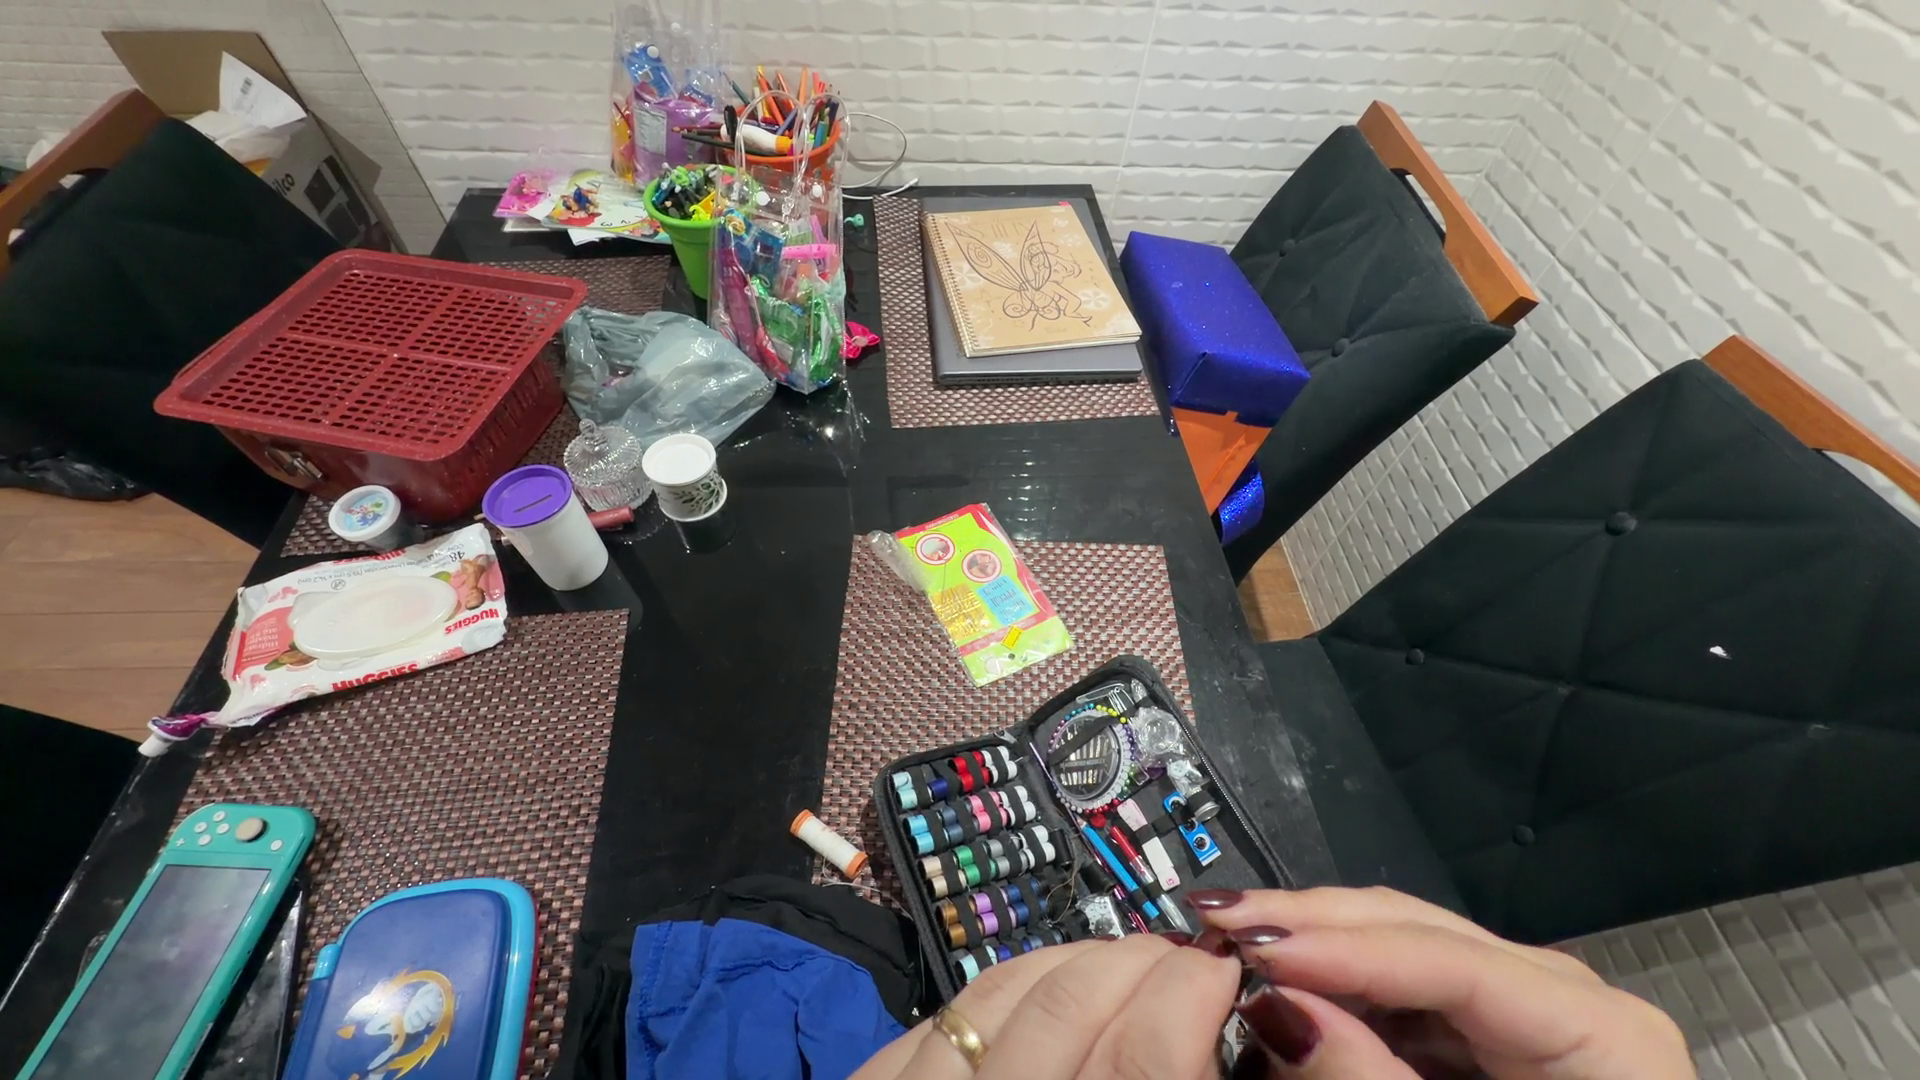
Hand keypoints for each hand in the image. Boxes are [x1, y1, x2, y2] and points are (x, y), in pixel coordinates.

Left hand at [851, 930, 1241, 1079]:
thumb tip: (1214, 1036)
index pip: (1142, 1060)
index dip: (1187, 994)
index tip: (1221, 967)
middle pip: (1068, 1010)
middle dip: (1139, 962)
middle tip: (1184, 955)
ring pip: (1007, 993)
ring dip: (1080, 960)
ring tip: (1129, 958)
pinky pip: (958, 1005)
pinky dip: (1018, 975)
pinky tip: (1054, 973)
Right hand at [1192, 887, 1694, 1079]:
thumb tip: (1274, 1005)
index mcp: (1595, 1028)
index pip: (1447, 959)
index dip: (1343, 947)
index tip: (1252, 943)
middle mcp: (1555, 990)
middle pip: (1411, 930)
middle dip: (1307, 923)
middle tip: (1217, 916)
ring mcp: (1517, 999)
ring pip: (1392, 941)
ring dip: (1307, 940)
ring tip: (1231, 932)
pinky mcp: (1482, 1022)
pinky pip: (1394, 980)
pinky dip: (1329, 974)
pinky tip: (1278, 968)